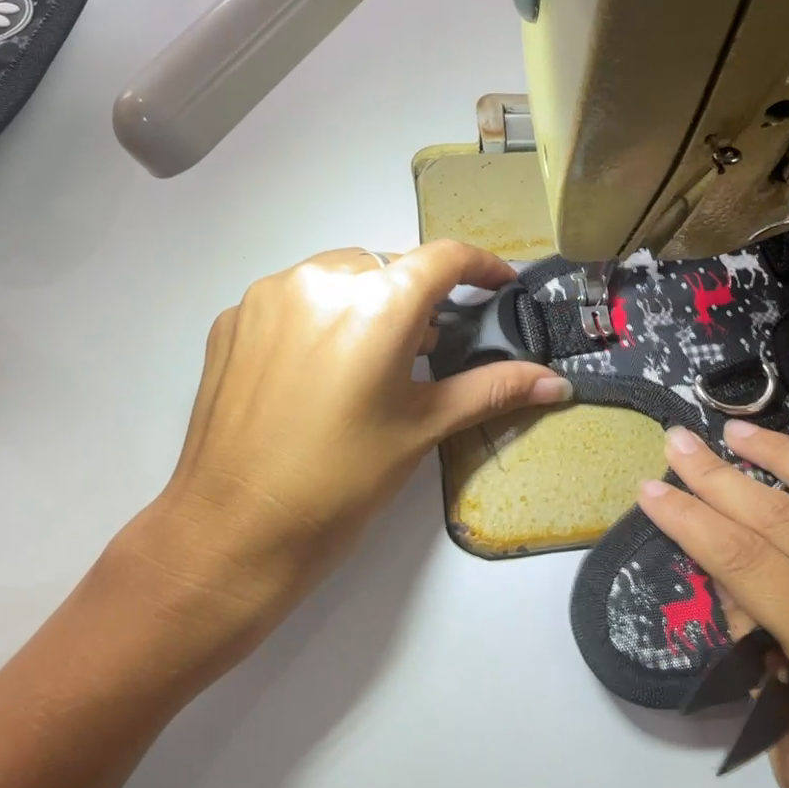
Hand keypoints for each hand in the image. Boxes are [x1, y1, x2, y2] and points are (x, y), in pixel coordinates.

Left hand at [112, 241, 569, 672]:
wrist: (234, 530)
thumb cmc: (341, 482)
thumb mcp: (423, 429)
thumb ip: (492, 390)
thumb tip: (556, 384)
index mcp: (377, 302)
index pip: (444, 257)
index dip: (481, 265)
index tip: (498, 285)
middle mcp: (319, 279)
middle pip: (389, 265)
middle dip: (418, 296)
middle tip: (428, 348)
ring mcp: (267, 296)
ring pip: (338, 274)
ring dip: (367, 301)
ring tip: (371, 362)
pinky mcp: (232, 320)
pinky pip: (293, 298)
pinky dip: (319, 317)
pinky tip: (319, 371)